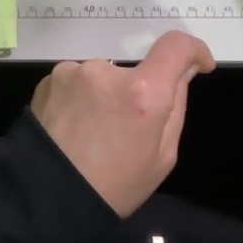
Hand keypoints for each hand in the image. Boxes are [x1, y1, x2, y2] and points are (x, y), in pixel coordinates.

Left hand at [29, 31, 215, 216]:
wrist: (46, 196)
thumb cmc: (114, 185)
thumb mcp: (161, 156)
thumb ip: (176, 105)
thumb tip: (184, 70)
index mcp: (142, 93)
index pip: (176, 46)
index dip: (193, 50)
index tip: (196, 65)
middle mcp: (105, 71)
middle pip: (135, 69)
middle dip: (136, 91)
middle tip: (123, 129)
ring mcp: (73, 72)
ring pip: (103, 76)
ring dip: (104, 95)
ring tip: (92, 132)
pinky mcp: (49, 79)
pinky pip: (77, 82)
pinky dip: (80, 98)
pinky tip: (71, 127)